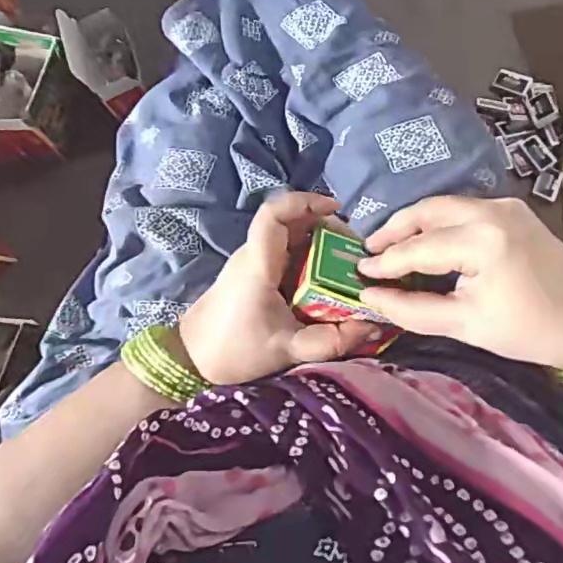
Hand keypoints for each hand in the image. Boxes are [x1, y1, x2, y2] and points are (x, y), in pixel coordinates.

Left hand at [177, 192, 383, 384]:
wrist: (191, 360)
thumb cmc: (233, 351)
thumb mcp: (288, 349)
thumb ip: (331, 340)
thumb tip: (371, 328)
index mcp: (258, 264)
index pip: (274, 214)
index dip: (305, 202)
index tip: (336, 209)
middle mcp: (253, 256)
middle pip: (289, 222)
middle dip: (325, 227)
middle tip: (353, 250)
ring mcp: (251, 264)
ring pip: (288, 238)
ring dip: (318, 243)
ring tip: (346, 265)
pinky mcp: (252, 275)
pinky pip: (284, 255)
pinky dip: (307, 259)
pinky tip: (326, 280)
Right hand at [357, 196, 562, 369]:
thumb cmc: (531, 331)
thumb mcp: (466, 325)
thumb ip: (412, 309)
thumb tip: (370, 297)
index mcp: (482, 240)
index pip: (417, 247)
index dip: (384, 262)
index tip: (358, 274)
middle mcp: (492, 211)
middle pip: (426, 211)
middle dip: (394, 230)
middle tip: (369, 252)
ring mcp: (506, 206)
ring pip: (444, 206)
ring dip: (415, 224)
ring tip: (390, 247)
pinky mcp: (515, 210)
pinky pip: (463, 209)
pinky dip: (438, 223)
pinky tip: (426, 242)